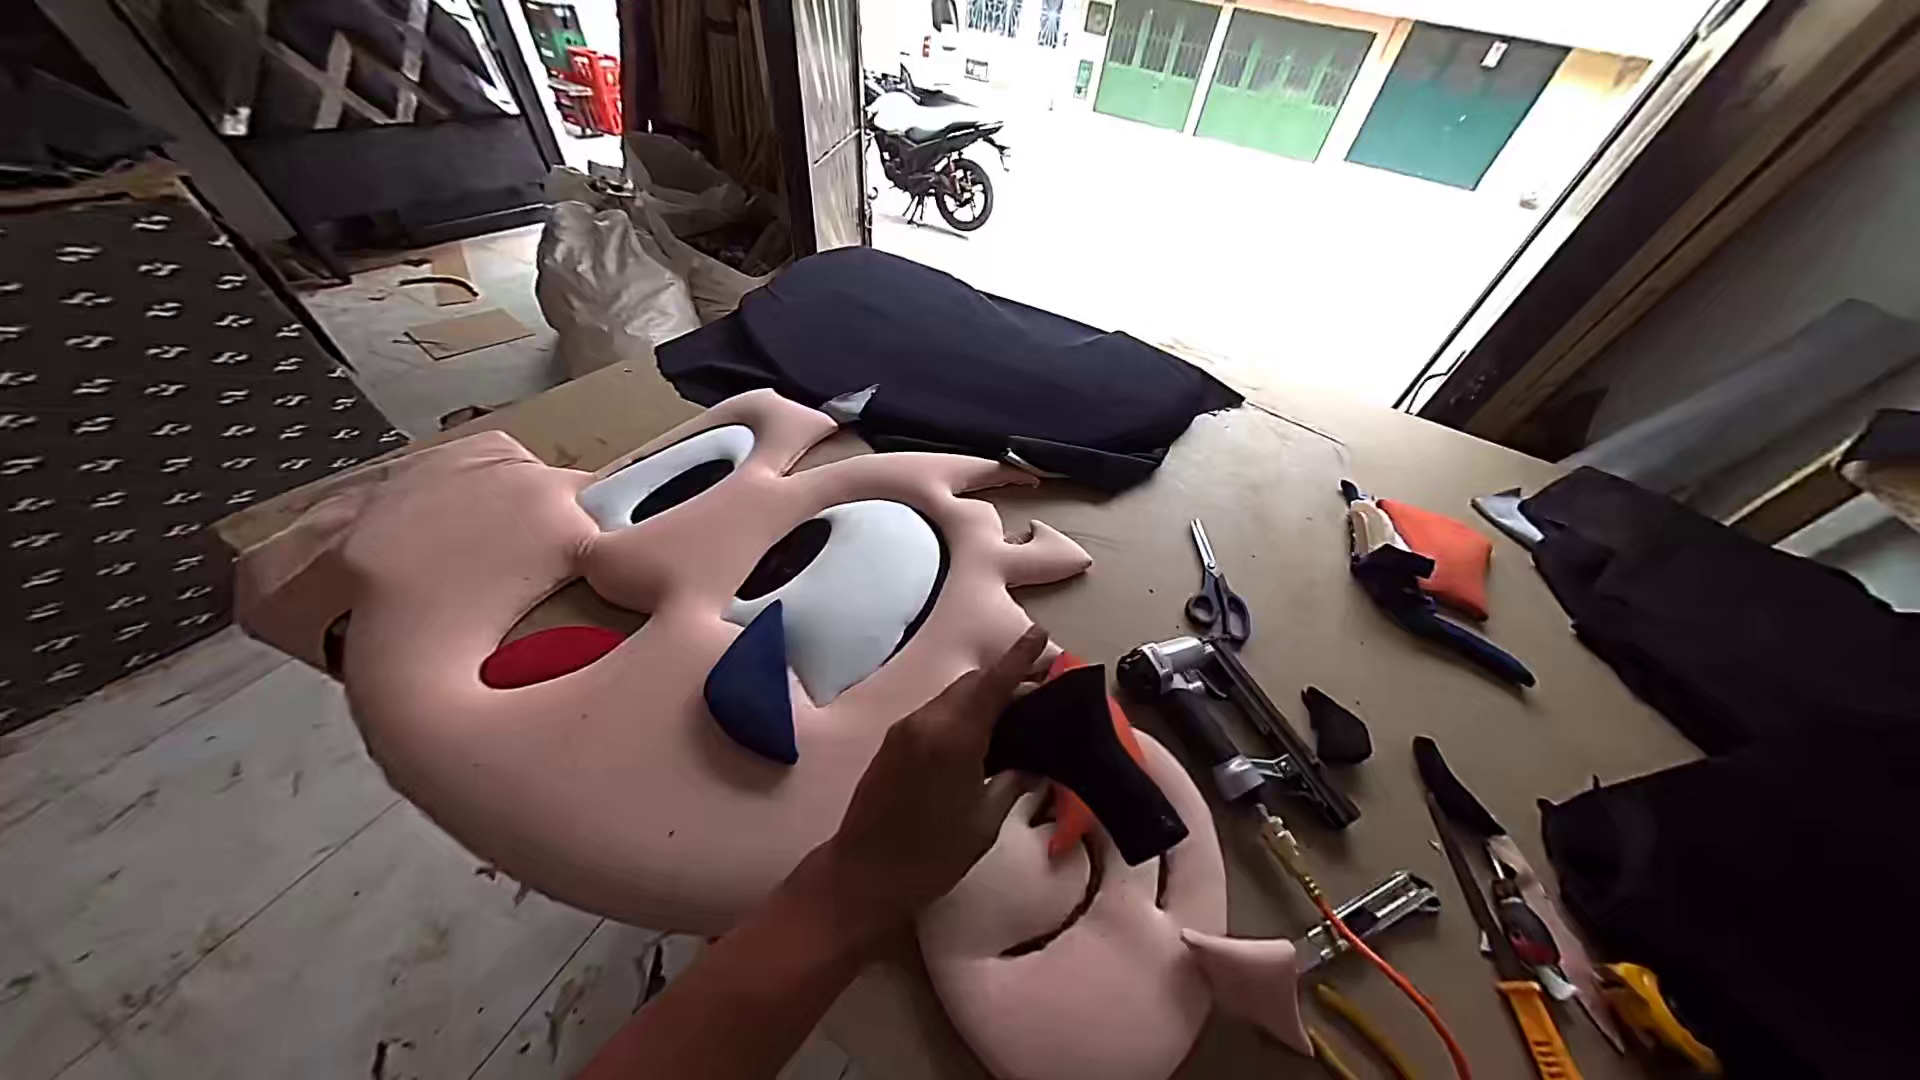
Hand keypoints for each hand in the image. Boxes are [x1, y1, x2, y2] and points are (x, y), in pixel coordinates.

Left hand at [808, 626, 1049, 936]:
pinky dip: (961, 709)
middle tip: (1037, 685)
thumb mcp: (983, 824)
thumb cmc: (931, 856)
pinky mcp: (894, 740)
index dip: (1018, 657)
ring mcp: (906, 728)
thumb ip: (1011, 784)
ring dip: (982, 694)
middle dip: (1004, 677)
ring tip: (1013, 710)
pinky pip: (936, 710)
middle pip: (971, 683)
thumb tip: (1034, 765)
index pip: (992, 684)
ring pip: (952, 695)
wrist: (861, 873)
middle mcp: (927, 721)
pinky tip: (979, 730)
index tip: (1040, 633)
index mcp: (953, 738)